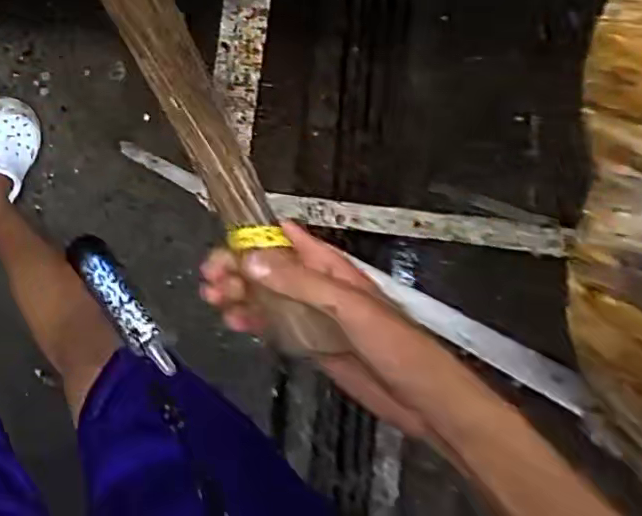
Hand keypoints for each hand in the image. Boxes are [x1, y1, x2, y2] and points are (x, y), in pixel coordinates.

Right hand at [199, 220, 451, 439]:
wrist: (431, 408)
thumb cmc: (400, 348)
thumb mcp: (350, 308)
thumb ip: (298, 281)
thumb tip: (247, 258)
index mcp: (326, 266)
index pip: (279, 236)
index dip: (247, 234)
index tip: (220, 241)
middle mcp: (312, 283)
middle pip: (260, 264)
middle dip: (232, 266)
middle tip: (210, 277)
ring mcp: (308, 311)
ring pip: (259, 291)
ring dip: (233, 291)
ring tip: (214, 299)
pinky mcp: (305, 338)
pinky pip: (267, 320)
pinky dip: (246, 317)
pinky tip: (233, 321)